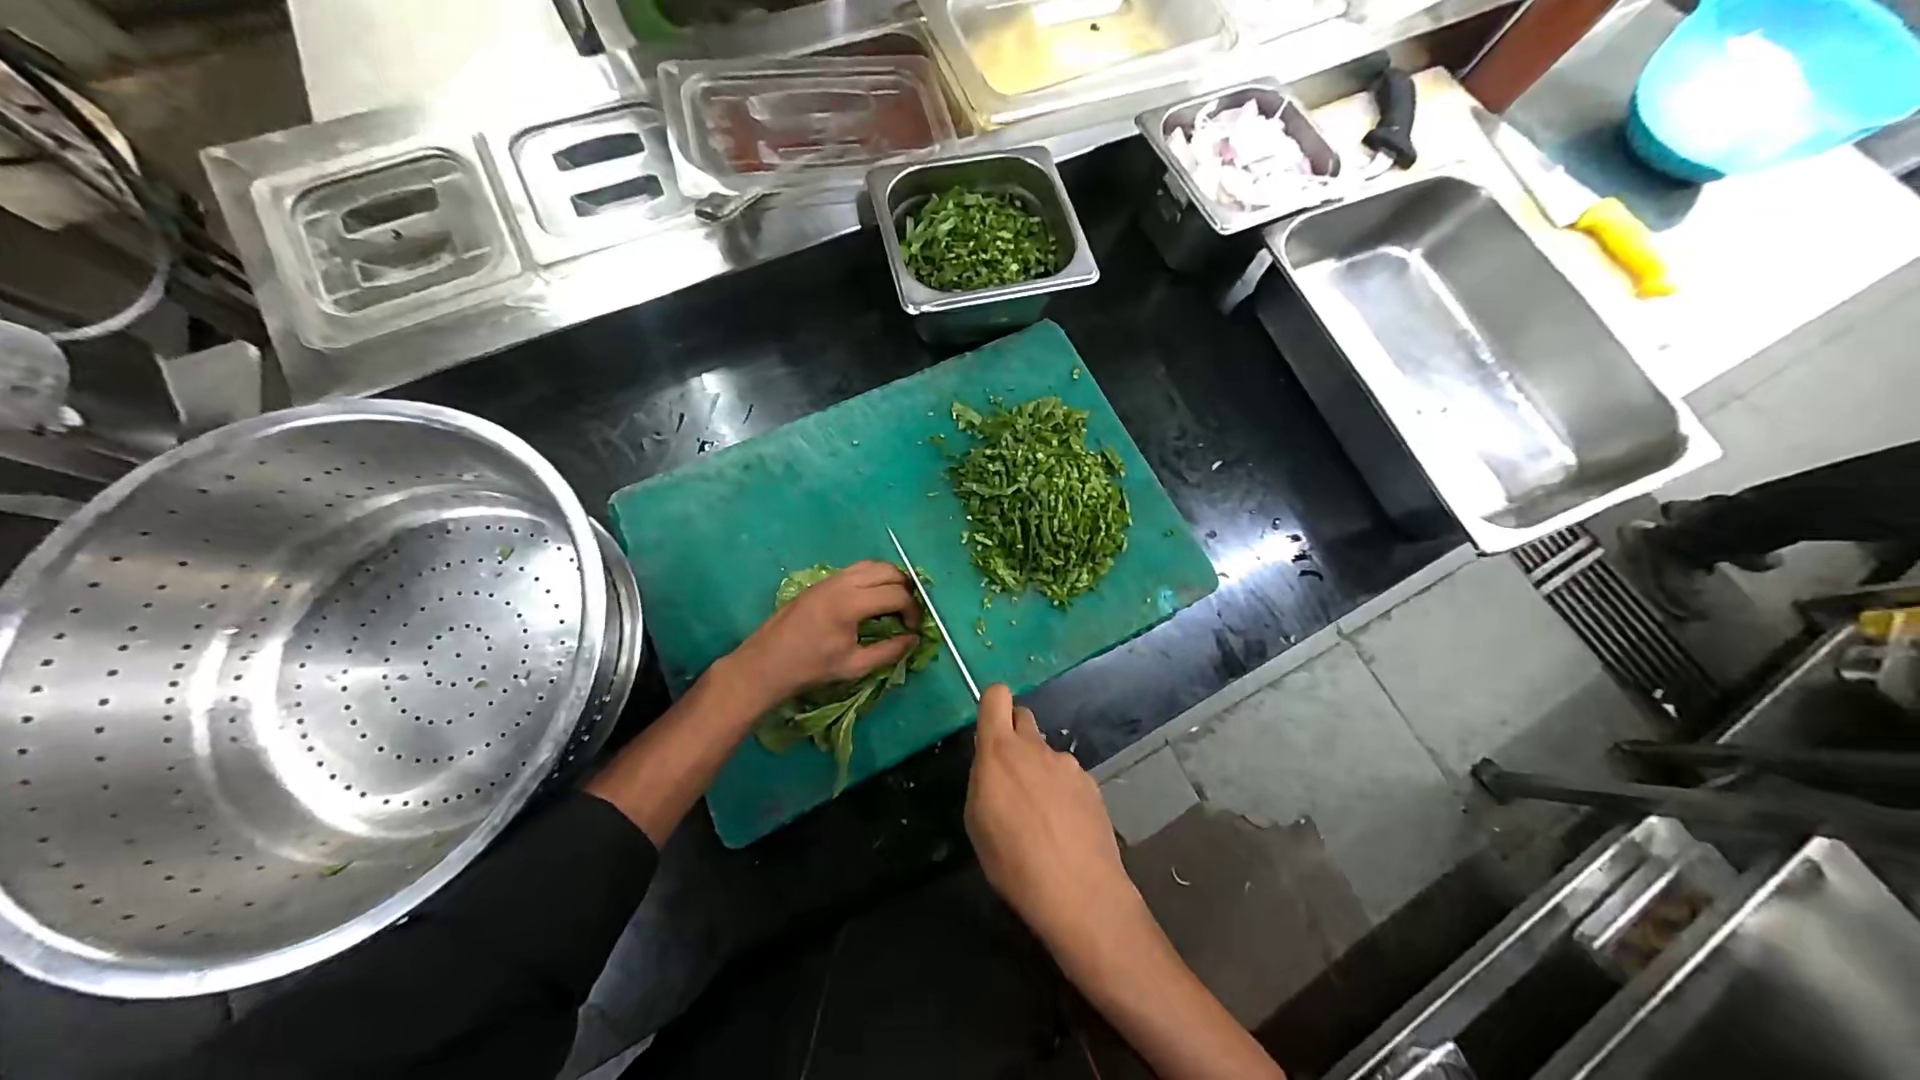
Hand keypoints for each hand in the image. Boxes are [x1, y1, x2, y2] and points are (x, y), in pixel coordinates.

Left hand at [728, 560, 920, 709]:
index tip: (913, 629)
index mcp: (851, 603)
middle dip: (906, 589)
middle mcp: (842, 582)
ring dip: (890, 579)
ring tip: (894, 602)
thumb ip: (889, 651)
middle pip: (889, 571)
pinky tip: (872, 599)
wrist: (766, 663)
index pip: (897, 594)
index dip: (913, 611)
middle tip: (908, 612)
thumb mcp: (854, 665)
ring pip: (873, 564)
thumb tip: (914, 639)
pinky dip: (873, 577)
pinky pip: (857, 569)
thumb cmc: (810, 668)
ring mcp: (831, 578)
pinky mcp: (822, 581)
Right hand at [966, 684, 1288, 1079]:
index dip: (992, 704)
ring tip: (1040, 817)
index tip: (988, 726)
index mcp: (1000, 751)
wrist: (1079, 892)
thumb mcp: (977, 820)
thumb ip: (984, 779)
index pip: (997, 697)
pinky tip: (1064, 828)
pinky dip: (1062, 792)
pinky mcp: (1092, 785)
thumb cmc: (1012, 861)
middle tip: (1009, 775)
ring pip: (1046, 754)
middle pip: (1023, 718)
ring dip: (1039, 771)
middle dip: (1013, 735)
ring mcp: (1069, 765)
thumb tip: (993, 765)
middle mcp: (1036, 747)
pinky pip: (1068, 777)